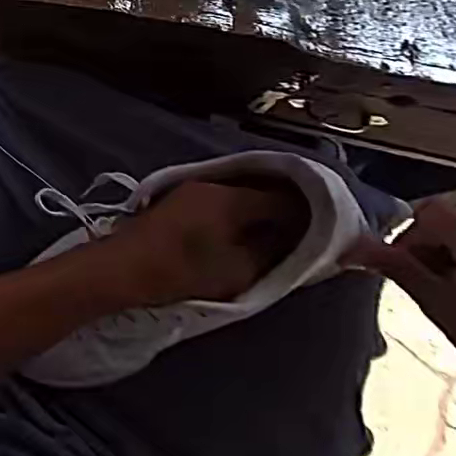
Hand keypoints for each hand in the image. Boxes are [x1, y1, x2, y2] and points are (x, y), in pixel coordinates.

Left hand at [87, 179, 309, 306]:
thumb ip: (277, 252)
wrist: (123, 267)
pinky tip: (249, 232)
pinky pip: (222, 200)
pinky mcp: (178, 201)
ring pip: (242, 195)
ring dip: (264, 211)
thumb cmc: (183, 270)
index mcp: (230, 197)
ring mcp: (191, 190)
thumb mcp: (242, 269)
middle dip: (290, 211)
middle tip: (312, 236)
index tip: (332, 236)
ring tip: (285, 237)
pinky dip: (241, 213)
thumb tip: (304, 242)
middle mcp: (211, 184)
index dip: (313, 216)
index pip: (286, 198)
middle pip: (263, 191)